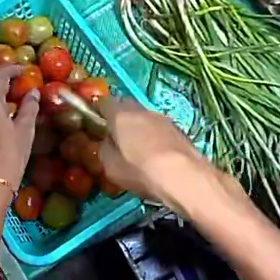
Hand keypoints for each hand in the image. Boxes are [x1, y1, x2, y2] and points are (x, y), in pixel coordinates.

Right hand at [98, 98, 233, 214]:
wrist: (184, 176)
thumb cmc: (140, 170)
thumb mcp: (109, 166)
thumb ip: (103, 150)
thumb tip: (107, 143)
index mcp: (119, 115)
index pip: (102, 103)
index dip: (97, 113)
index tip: (94, 125)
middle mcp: (140, 110)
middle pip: (125, 107)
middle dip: (119, 118)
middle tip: (114, 137)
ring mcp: (162, 118)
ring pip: (143, 117)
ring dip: (138, 127)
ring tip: (136, 148)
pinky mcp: (178, 129)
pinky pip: (158, 128)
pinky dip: (153, 137)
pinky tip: (154, 155)